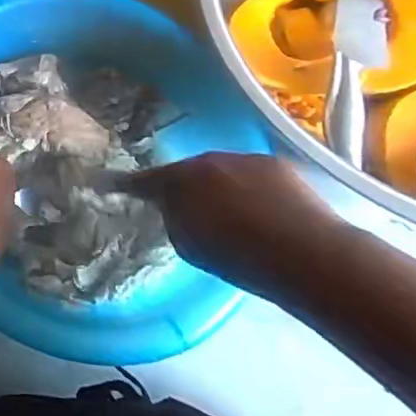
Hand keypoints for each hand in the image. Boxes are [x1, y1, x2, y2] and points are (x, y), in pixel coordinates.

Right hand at [130, 153, 346, 294]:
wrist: (306, 254)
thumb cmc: (240, 257)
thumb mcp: (191, 246)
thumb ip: (175, 221)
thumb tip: (174, 209)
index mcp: (179, 180)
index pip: (144, 180)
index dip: (126, 183)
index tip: (108, 182)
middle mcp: (206, 160)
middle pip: (187, 172)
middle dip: (186, 187)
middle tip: (195, 212)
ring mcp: (242, 158)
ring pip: (221, 171)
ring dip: (221, 187)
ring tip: (237, 216)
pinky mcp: (274, 163)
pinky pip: (252, 174)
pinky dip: (252, 189)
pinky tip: (267, 213)